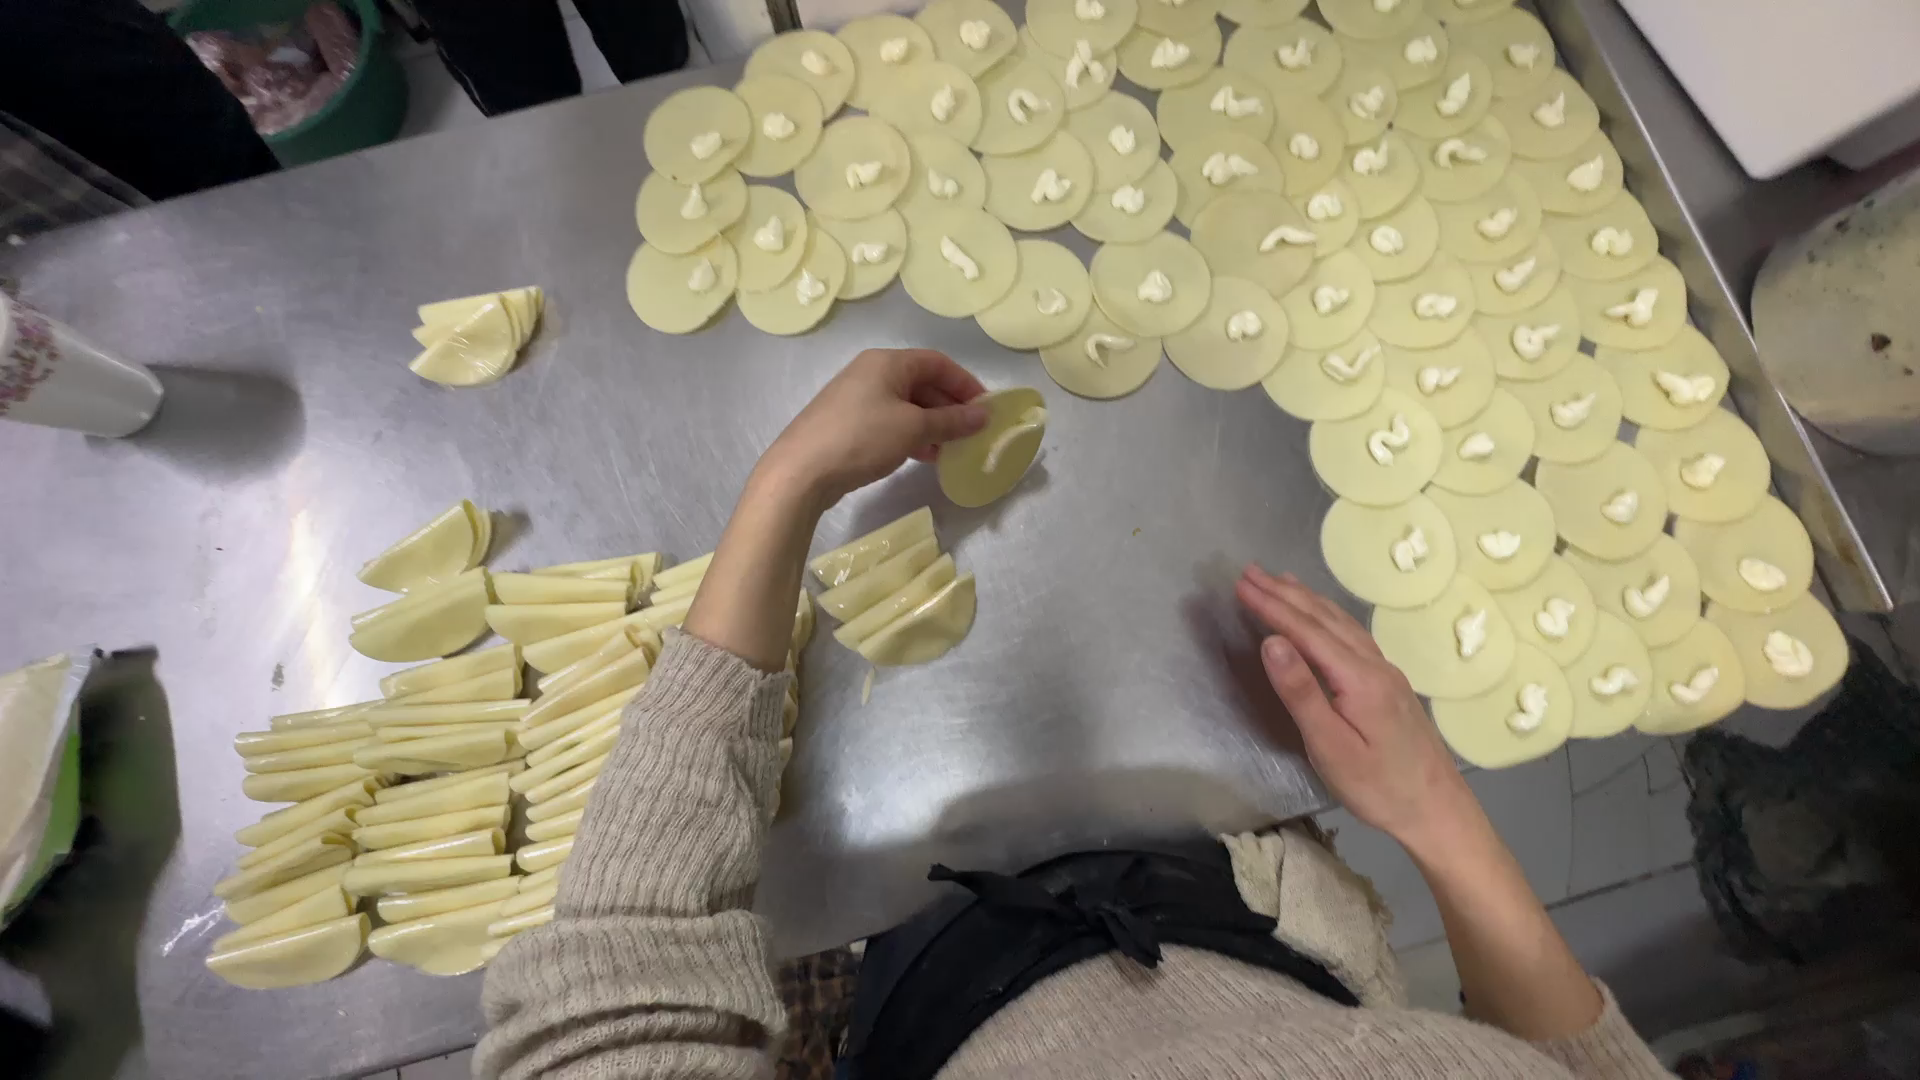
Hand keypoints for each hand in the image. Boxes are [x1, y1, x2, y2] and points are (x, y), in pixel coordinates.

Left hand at [759, 348, 988, 508]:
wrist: (802, 471)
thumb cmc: (861, 438)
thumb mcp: (913, 428)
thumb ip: (951, 421)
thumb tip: (983, 415)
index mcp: (887, 362)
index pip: (938, 362)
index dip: (965, 383)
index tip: (986, 409)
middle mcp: (871, 372)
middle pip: (922, 383)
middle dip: (950, 407)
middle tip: (972, 432)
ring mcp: (857, 398)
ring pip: (907, 405)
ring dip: (933, 424)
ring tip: (953, 448)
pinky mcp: (849, 423)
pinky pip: (891, 422)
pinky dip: (912, 435)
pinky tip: (925, 455)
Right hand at [1236, 566, 1477, 851]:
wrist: (1439, 813)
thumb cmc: (1377, 786)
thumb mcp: (1330, 746)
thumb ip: (1301, 692)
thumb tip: (1272, 643)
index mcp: (1358, 678)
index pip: (1305, 632)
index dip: (1271, 606)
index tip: (1241, 585)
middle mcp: (1374, 665)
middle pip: (1323, 619)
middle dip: (1283, 593)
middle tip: (1249, 571)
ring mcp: (1384, 672)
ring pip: (1339, 622)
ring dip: (1305, 598)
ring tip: (1279, 580)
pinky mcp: (1386, 683)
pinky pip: (1350, 634)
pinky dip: (1326, 614)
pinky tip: (1321, 614)